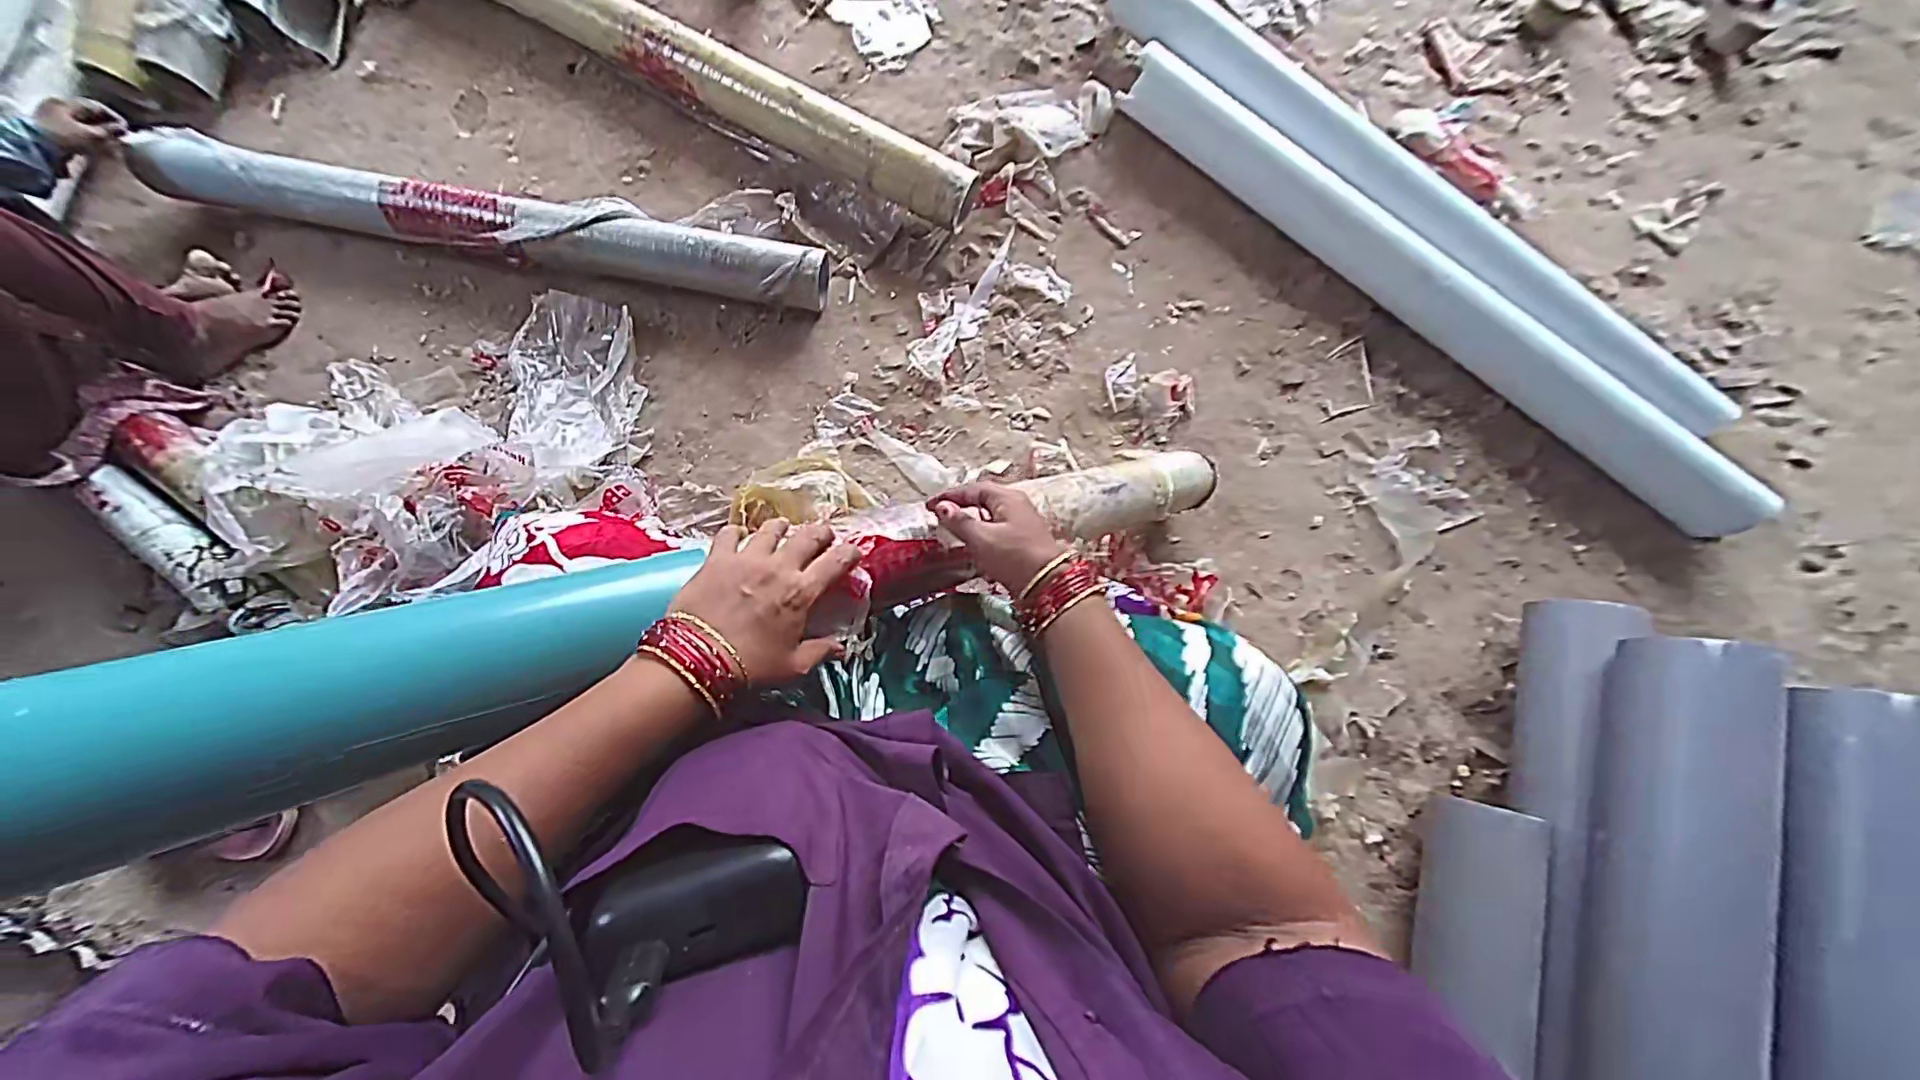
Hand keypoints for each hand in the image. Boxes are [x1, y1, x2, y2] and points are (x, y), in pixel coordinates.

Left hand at [32, 98, 124, 156]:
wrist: (34, 146)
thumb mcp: (91, 135)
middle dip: (105, 123)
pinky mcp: (48, 123)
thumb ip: (109, 131)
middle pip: (87, 112)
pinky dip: (86, 131)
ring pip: (80, 119)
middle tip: (121, 134)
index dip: (114, 117)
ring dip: (96, 128)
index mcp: (65, 102)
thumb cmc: (64, 137)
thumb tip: (123, 128)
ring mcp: (50, 113)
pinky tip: (95, 140)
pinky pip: (72, 125)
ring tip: (110, 139)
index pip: (96, 106)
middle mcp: (56, 104)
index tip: (127, 129)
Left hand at [670, 519, 862, 683]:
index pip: (836, 562)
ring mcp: (746, 559)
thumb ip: (820, 652)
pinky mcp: (717, 559)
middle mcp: (778, 568)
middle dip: (820, 533)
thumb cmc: (751, 665)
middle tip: (823, 536)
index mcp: (801, 592)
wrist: (696, 660)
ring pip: (770, 529)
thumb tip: (840, 648)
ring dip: (781, 528)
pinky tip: (738, 536)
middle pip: (807, 536)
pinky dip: (737, 532)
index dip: (850, 553)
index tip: (854, 552)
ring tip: (782, 529)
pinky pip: (730, 534)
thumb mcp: (793, 666)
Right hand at [927, 483, 1068, 593]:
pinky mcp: (1024, 540)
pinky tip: (975, 544)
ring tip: (953, 528)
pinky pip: (997, 529)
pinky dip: (982, 532)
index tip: (930, 505)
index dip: (949, 496)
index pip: (973, 489)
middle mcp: (1017, 505)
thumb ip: (959, 522)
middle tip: (940, 514)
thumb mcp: (981, 538)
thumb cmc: (1013, 556)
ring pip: (991, 515)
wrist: (1048, 583)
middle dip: (960, 505)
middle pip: (983, 499)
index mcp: (1007, 498)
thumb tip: (942, 507)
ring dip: (971, 519)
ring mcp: (1022, 523)